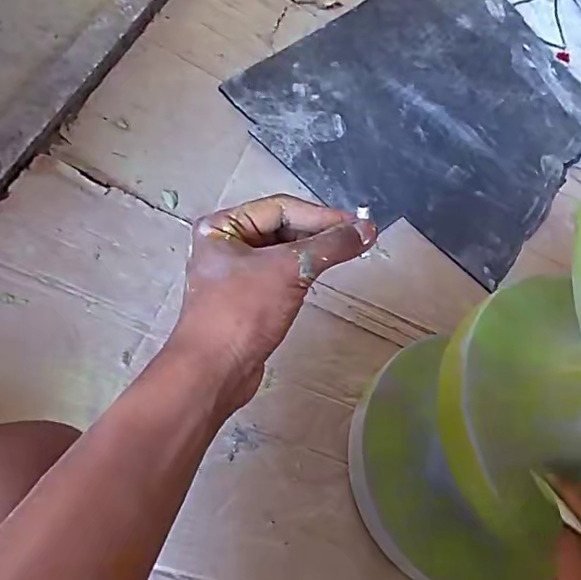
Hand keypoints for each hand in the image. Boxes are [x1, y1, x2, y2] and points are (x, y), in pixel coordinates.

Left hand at [165, 195, 375, 409]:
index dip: (322, 216)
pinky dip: (300, 275)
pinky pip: (277, 278)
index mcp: (222, 227)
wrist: (213, 371)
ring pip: (280, 254)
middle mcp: (224, 246)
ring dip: (311, 254)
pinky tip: (319, 277)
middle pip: (281, 229)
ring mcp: (232, 276)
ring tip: (345, 255)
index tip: (358, 226)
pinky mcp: (244, 302)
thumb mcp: (289, 270)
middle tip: (357, 240)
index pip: (280, 208)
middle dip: (318, 233)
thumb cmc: (242, 312)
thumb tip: (367, 229)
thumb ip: (330, 246)